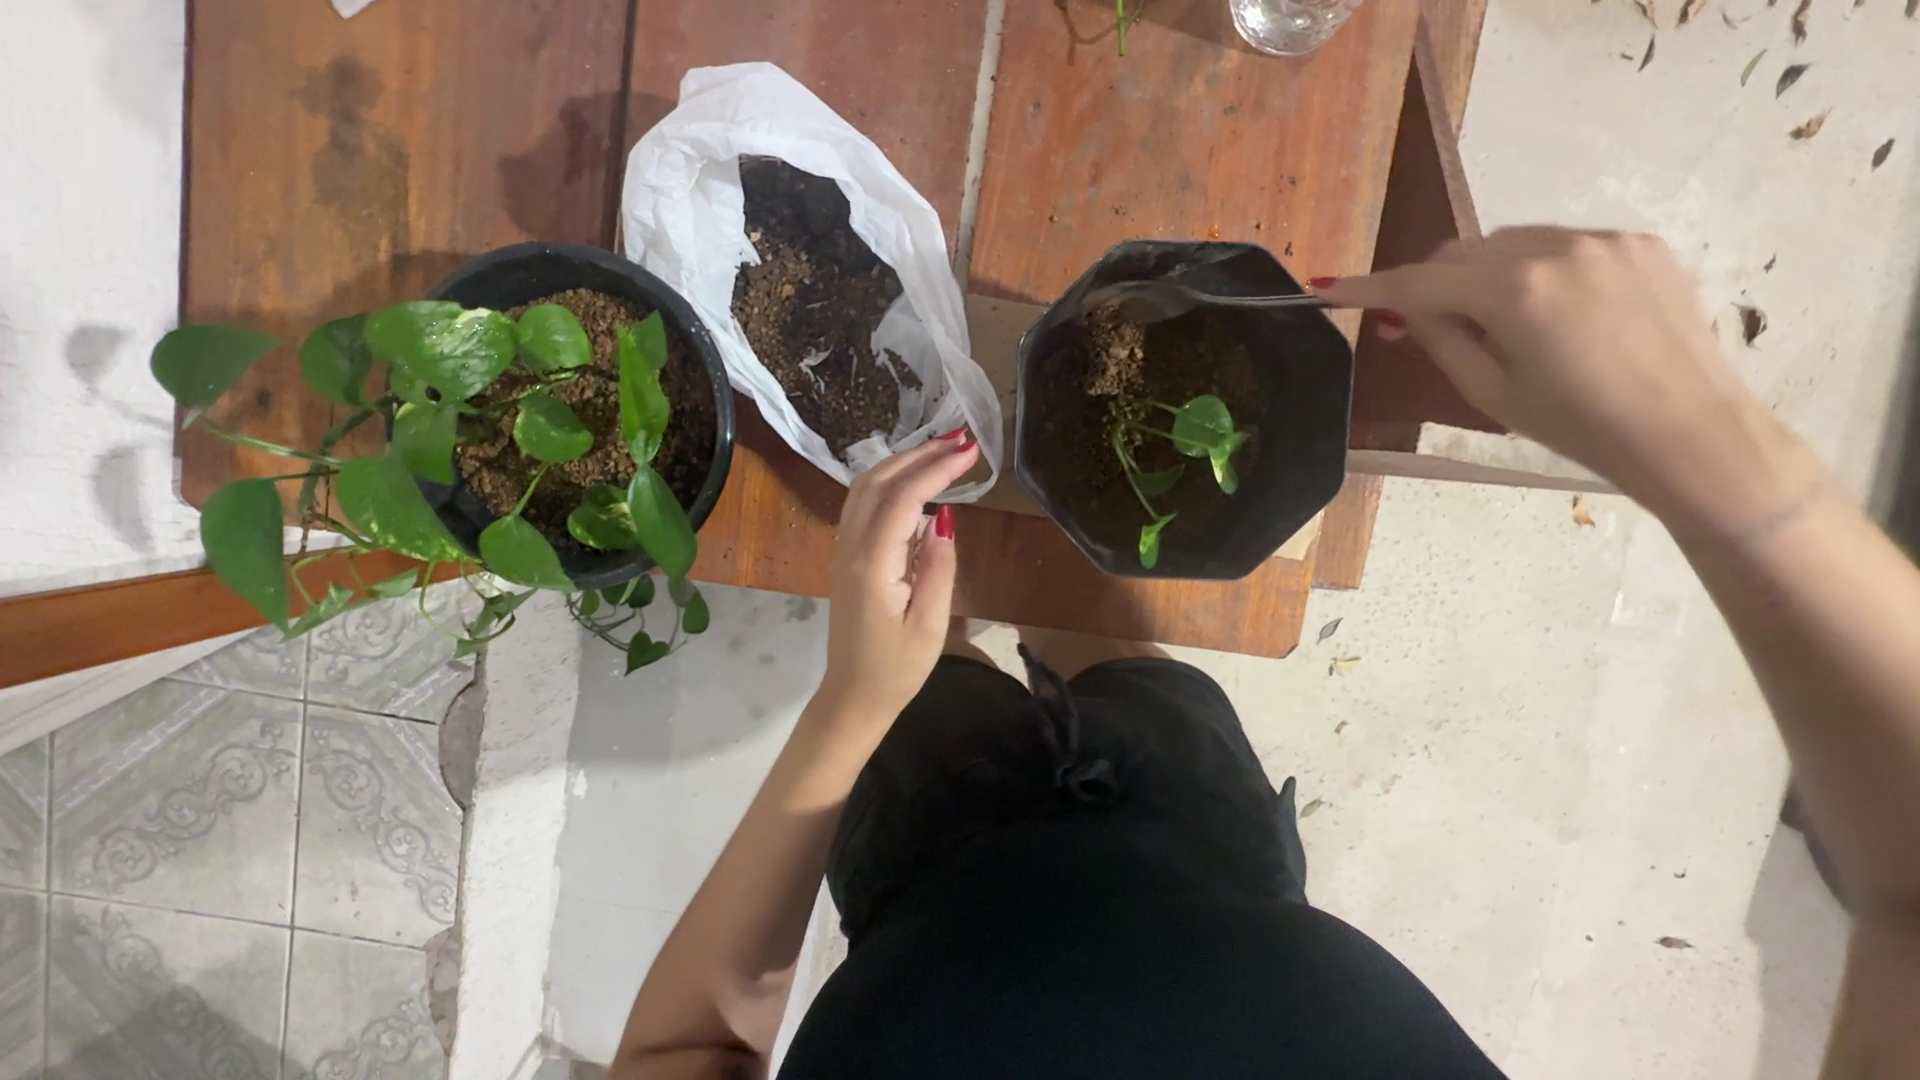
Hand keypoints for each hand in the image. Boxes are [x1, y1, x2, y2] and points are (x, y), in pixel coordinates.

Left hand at [816, 431, 979, 724]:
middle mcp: (850, 547)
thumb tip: (944, 517)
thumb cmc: (897, 668)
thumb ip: (938, 566)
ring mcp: (842, 550)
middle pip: (879, 481)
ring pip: (865, 487)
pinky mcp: (845, 556)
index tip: (970, 451)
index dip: (937, 469)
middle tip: (961, 440)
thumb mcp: (929, 623)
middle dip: (920, 454)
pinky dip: (889, 482)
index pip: (904, 498)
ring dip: (902, 462)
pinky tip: (916, 483)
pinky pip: (862, 504)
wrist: (853, 695)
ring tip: (942, 451)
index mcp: (872, 564)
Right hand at [1316, 227, 1821, 533]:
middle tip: (1414, 323)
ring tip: (1493, 323)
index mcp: (1515, 291)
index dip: (1369, 287)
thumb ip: (1439, 338)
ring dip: (1480, 273)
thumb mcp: (1488, 391)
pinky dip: (1531, 269)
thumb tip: (1403, 309)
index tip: (1328, 285)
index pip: (1419, 281)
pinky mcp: (1636, 243)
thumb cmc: (1576, 425)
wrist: (1687, 430)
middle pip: (1461, 251)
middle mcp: (1557, 249)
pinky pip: (1558, 244)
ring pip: (1508, 243)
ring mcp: (1602, 240)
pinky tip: (1547, 312)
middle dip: (1429, 281)